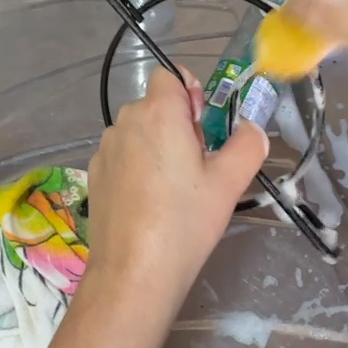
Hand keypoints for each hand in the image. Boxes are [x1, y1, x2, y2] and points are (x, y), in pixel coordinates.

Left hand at [82, 65, 267, 308]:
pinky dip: (135, 168)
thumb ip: (246, 146)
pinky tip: (148, 205)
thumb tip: (252, 129)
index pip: (170, 74)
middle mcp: (126, 119)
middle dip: (177, 124)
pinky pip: (121, 155)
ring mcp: (105, 146)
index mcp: (158, 111)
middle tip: (196, 166)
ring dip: (156, 146)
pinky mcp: (95, 172)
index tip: (202, 127)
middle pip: (156, 105)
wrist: (133, 273)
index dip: (189, 93)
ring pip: (138, 131)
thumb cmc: (185, 221)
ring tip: (173, 191)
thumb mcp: (228, 183)